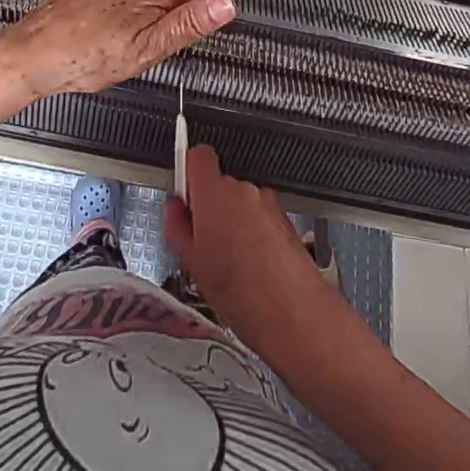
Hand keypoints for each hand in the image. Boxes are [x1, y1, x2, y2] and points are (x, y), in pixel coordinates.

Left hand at [0, 0, 235, 100]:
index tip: (180, 38)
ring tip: (131, 36)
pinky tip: (114, 24)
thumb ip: (189, 23)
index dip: (195, 19)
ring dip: (152, 3)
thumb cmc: (83, 55)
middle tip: (155, 41)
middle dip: (175, 9)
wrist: (35, 52)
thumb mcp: (148, 49)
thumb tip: (225, 4)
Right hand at [164, 146, 329, 337]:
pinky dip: (253, 231)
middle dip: (210, 204)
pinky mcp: (285, 218)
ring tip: (230, 257)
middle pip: (219, 182)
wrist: (295, 315)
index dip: (188, 169)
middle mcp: (243, 191)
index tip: (184, 189)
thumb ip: (177, 225)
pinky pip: (259, 215)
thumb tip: (174, 211)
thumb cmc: (244, 292)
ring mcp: (267, 203)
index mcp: (214, 194)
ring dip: (233, 219)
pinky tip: (251, 262)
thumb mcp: (191, 261)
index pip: (197, 155)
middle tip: (203, 236)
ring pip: (240, 201)